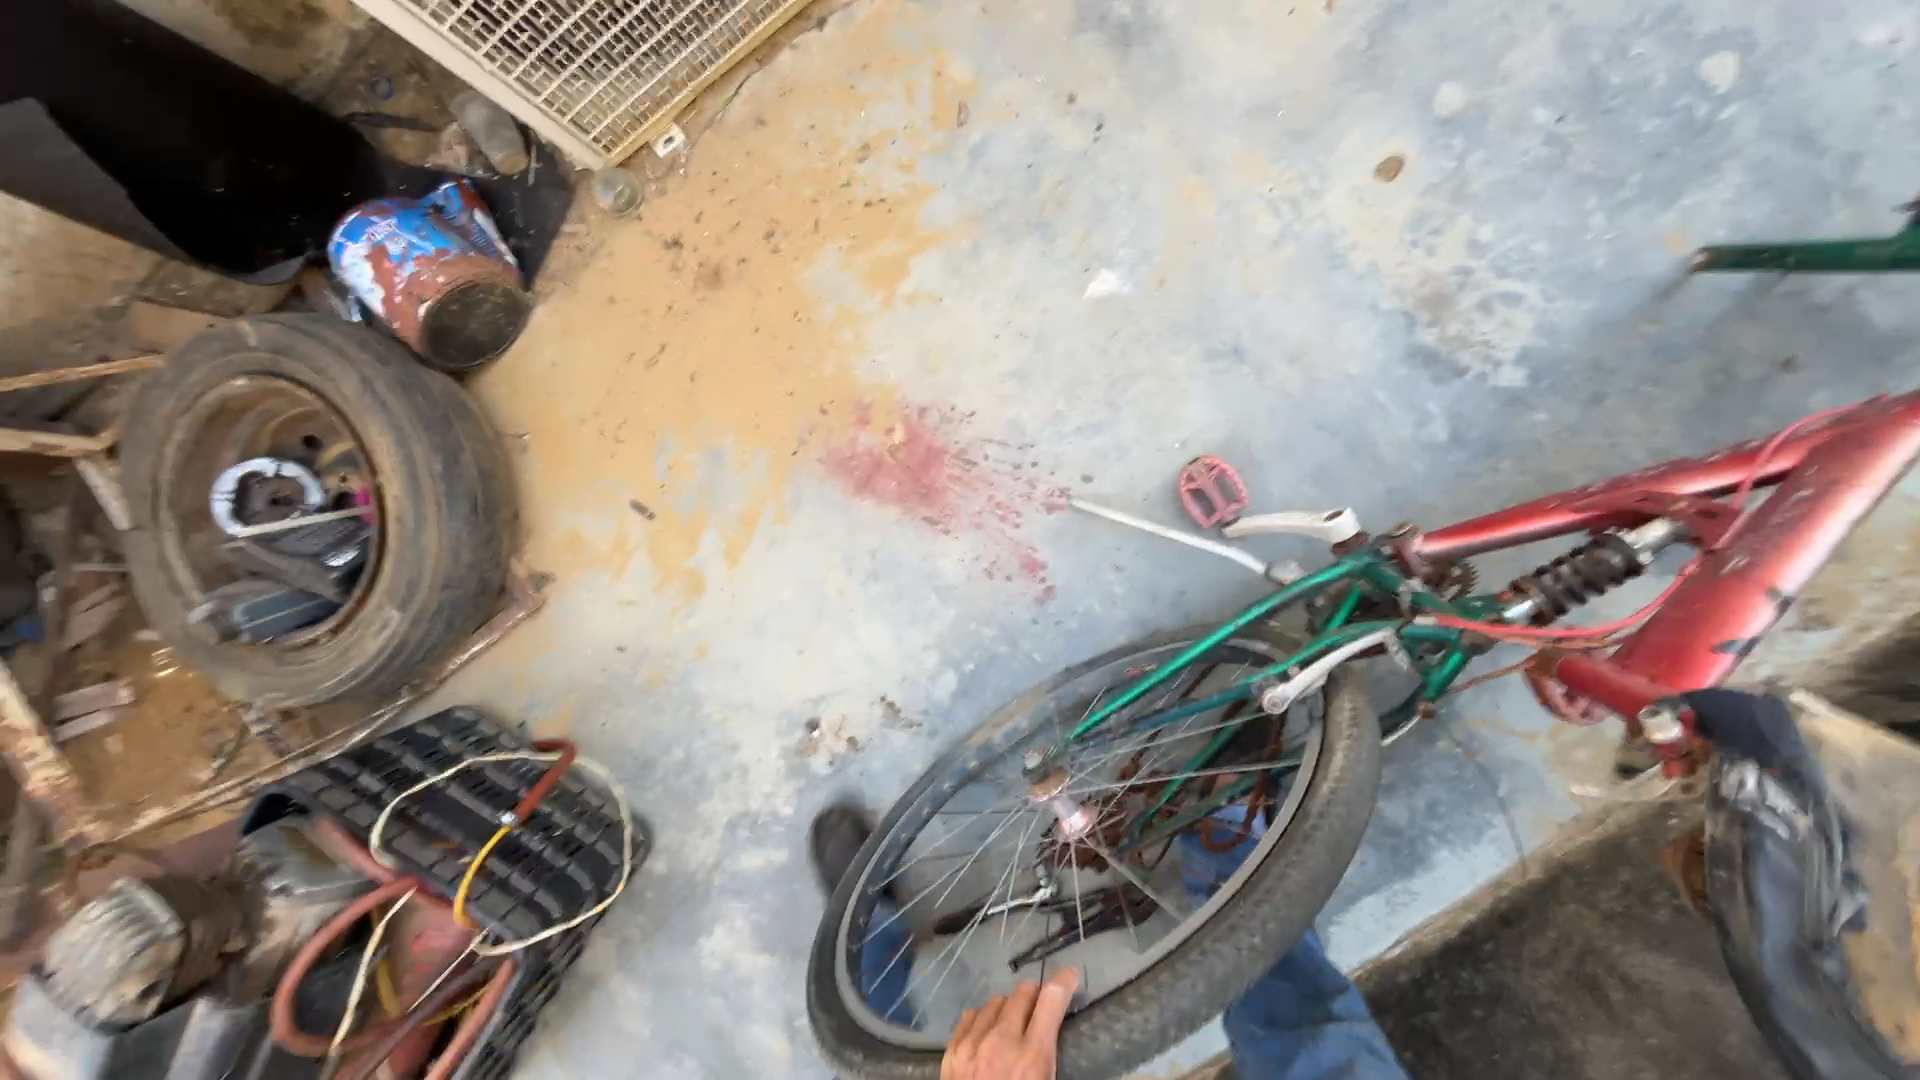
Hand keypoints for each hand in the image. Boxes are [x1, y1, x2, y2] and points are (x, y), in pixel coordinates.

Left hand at [941, 968, 1080, 1079]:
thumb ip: (1052, 1061)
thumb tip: (1055, 1043)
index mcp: (1031, 1058)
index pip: (1051, 999)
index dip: (1064, 982)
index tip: (1071, 975)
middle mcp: (1001, 1042)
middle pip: (1023, 994)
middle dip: (1036, 998)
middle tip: (1042, 1010)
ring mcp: (971, 1045)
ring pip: (996, 1002)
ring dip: (1009, 1009)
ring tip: (1014, 1026)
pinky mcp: (951, 1054)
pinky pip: (971, 1017)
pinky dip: (984, 1020)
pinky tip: (988, 1033)